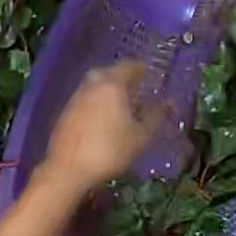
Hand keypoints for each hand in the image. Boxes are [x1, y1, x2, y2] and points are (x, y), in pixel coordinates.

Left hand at [38, 62, 162, 192]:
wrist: (68, 170)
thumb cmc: (109, 150)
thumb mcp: (140, 136)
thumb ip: (156, 116)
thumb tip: (170, 102)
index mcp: (112, 83)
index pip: (131, 66)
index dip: (145, 70)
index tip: (154, 78)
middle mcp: (92, 83)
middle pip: (112, 73)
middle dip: (127, 81)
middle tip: (140, 93)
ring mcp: (76, 96)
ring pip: (98, 86)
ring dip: (112, 92)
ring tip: (125, 108)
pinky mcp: (66, 111)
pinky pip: (88, 99)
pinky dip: (99, 103)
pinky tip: (105, 120)